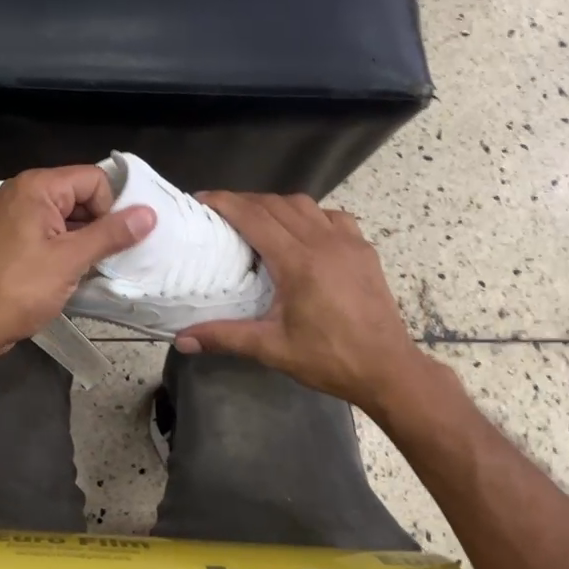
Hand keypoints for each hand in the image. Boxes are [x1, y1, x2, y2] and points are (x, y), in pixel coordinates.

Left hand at [0, 166, 155, 373]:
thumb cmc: (19, 290)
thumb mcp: (70, 260)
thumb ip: (111, 234)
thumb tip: (149, 213)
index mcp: (36, 187)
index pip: (94, 179)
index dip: (110, 208)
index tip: (113, 241)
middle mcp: (24, 192)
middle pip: (82, 195)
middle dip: (100, 224)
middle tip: (106, 258)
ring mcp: (16, 216)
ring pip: (69, 217)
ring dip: (86, 240)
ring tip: (92, 268)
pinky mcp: (13, 239)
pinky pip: (52, 232)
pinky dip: (68, 248)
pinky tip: (74, 272)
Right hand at [173, 192, 425, 412]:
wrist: (387, 369)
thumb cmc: (329, 359)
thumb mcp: (271, 348)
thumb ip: (224, 337)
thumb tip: (181, 339)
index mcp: (299, 262)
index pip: (255, 217)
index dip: (225, 203)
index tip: (201, 199)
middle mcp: (324, 242)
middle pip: (276, 204)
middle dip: (244, 201)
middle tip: (219, 211)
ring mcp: (348, 243)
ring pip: (305, 205)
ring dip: (276, 205)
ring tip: (256, 219)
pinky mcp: (364, 250)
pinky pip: (332, 217)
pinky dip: (310, 216)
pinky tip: (301, 233)